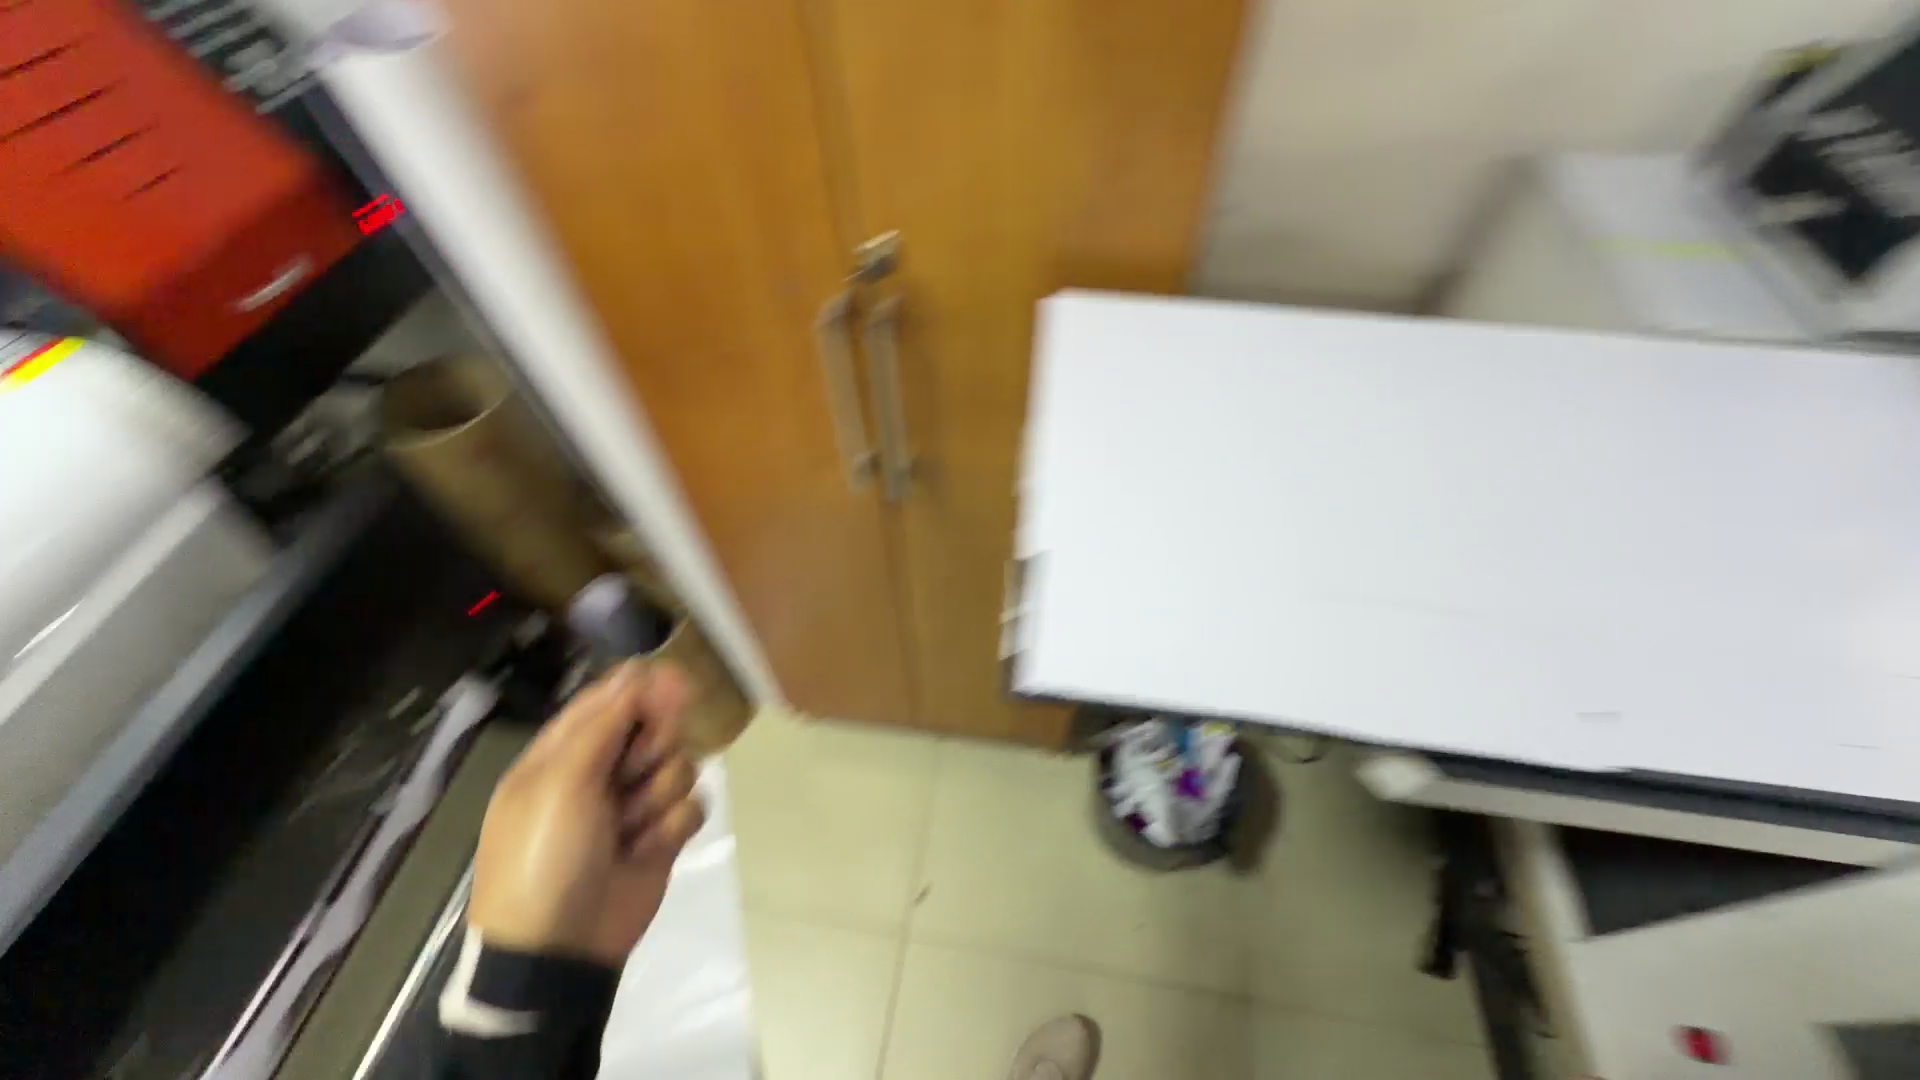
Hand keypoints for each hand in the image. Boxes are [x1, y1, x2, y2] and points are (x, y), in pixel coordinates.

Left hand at [467, 660, 704, 966]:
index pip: (609, 701)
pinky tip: (648, 849)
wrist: (559, 951)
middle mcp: (601, 773)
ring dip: (660, 794)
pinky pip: (691, 806)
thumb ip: (603, 723)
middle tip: (638, 767)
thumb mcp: (561, 784)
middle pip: (653, 727)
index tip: (675, 683)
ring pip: (679, 766)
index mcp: (563, 755)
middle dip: (654, 745)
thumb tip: (637, 670)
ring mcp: (634, 805)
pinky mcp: (662, 835)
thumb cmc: (545, 857)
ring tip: (631, 827)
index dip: (642, 689)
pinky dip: (673, 826)